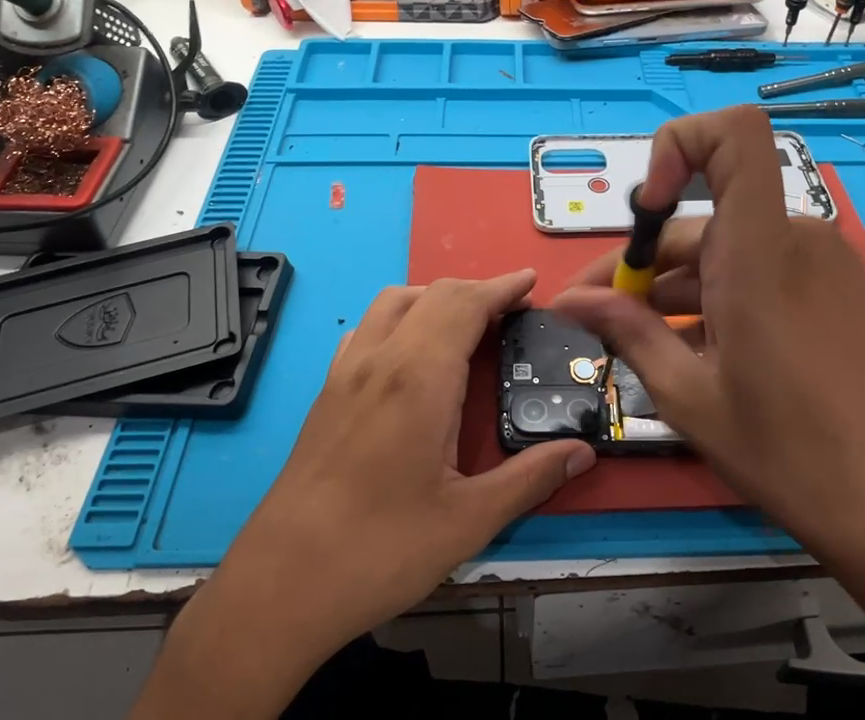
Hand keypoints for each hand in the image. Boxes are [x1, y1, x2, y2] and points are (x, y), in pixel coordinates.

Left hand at [136, 271, 594, 718]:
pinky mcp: (325, 395)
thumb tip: (582, 451)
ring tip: (465, 325)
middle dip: (474, 290)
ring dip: (433, 299)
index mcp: (419, 377)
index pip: (464, 304)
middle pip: (430, 295)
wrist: (282, 583)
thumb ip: (530, 478)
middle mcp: (380, 360)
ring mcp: (345, 374)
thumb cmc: (382, 549)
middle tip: (510, 309)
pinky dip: (398, 320)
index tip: (529, 282)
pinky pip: (365, 331)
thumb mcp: (470, 520)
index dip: (500, 288)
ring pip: (391, 304)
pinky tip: (407, 356)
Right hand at [552, 108, 864, 719]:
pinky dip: (723, 299)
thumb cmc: (792, 452)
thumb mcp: (691, 397)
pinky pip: (767, 273)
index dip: (679, 145)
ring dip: (681, 287)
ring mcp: (826, 267)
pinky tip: (697, 355)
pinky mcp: (842, 296)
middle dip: (646, 259)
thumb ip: (628, 333)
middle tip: (599, 316)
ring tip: (638, 346)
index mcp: (761, 249)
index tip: (647, 214)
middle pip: (709, 215)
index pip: (734, 133)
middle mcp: (797, 239)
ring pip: (734, 250)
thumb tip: (572, 302)